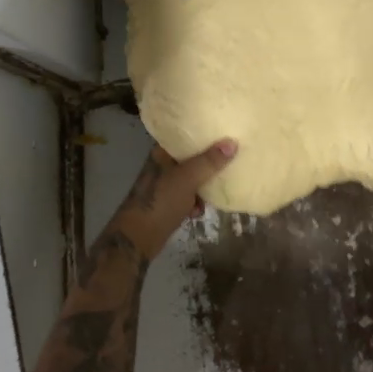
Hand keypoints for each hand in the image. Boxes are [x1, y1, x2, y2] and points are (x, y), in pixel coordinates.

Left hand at [110, 140, 237, 258]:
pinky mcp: (168, 203)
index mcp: (162, 152)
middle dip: (208, 163)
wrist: (139, 237)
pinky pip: (188, 197)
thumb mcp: (188, 178)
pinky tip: (198, 212)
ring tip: (213, 192)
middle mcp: (163, 165)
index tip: (224, 133)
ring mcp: (165, 185)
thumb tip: (233, 143)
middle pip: (191, 158)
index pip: (184, 136)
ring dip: (203, 187)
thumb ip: (209, 161)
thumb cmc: (161, 200)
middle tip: (229, 162)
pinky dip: (194, 203)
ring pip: (192, 179)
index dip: (202, 134)